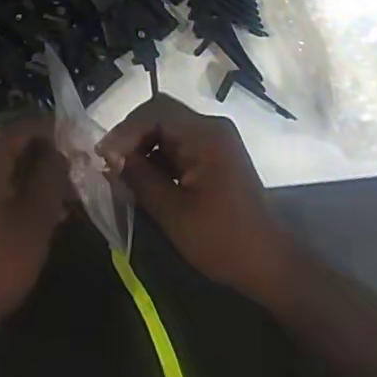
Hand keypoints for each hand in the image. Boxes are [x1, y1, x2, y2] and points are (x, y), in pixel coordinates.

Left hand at [0, 118, 69, 335]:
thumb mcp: (35, 219)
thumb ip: (51, 176)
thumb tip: (61, 150)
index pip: (23, 127)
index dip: (54, 131)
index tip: (81, 144)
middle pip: (13, 145)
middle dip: (48, 157)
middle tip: (78, 175)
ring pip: (6, 166)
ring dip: (36, 177)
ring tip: (69, 198)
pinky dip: (19, 190)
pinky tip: (46, 212)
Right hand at [99, 96, 296, 305]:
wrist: (272, 266)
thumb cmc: (223, 240)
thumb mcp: (173, 212)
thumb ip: (139, 178)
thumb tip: (110, 157)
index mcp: (205, 134)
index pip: (155, 110)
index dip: (125, 129)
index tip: (105, 156)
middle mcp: (211, 127)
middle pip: (160, 114)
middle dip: (131, 136)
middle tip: (110, 163)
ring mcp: (216, 141)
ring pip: (167, 129)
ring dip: (143, 147)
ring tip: (122, 174)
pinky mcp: (216, 156)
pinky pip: (179, 144)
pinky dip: (159, 157)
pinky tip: (145, 180)